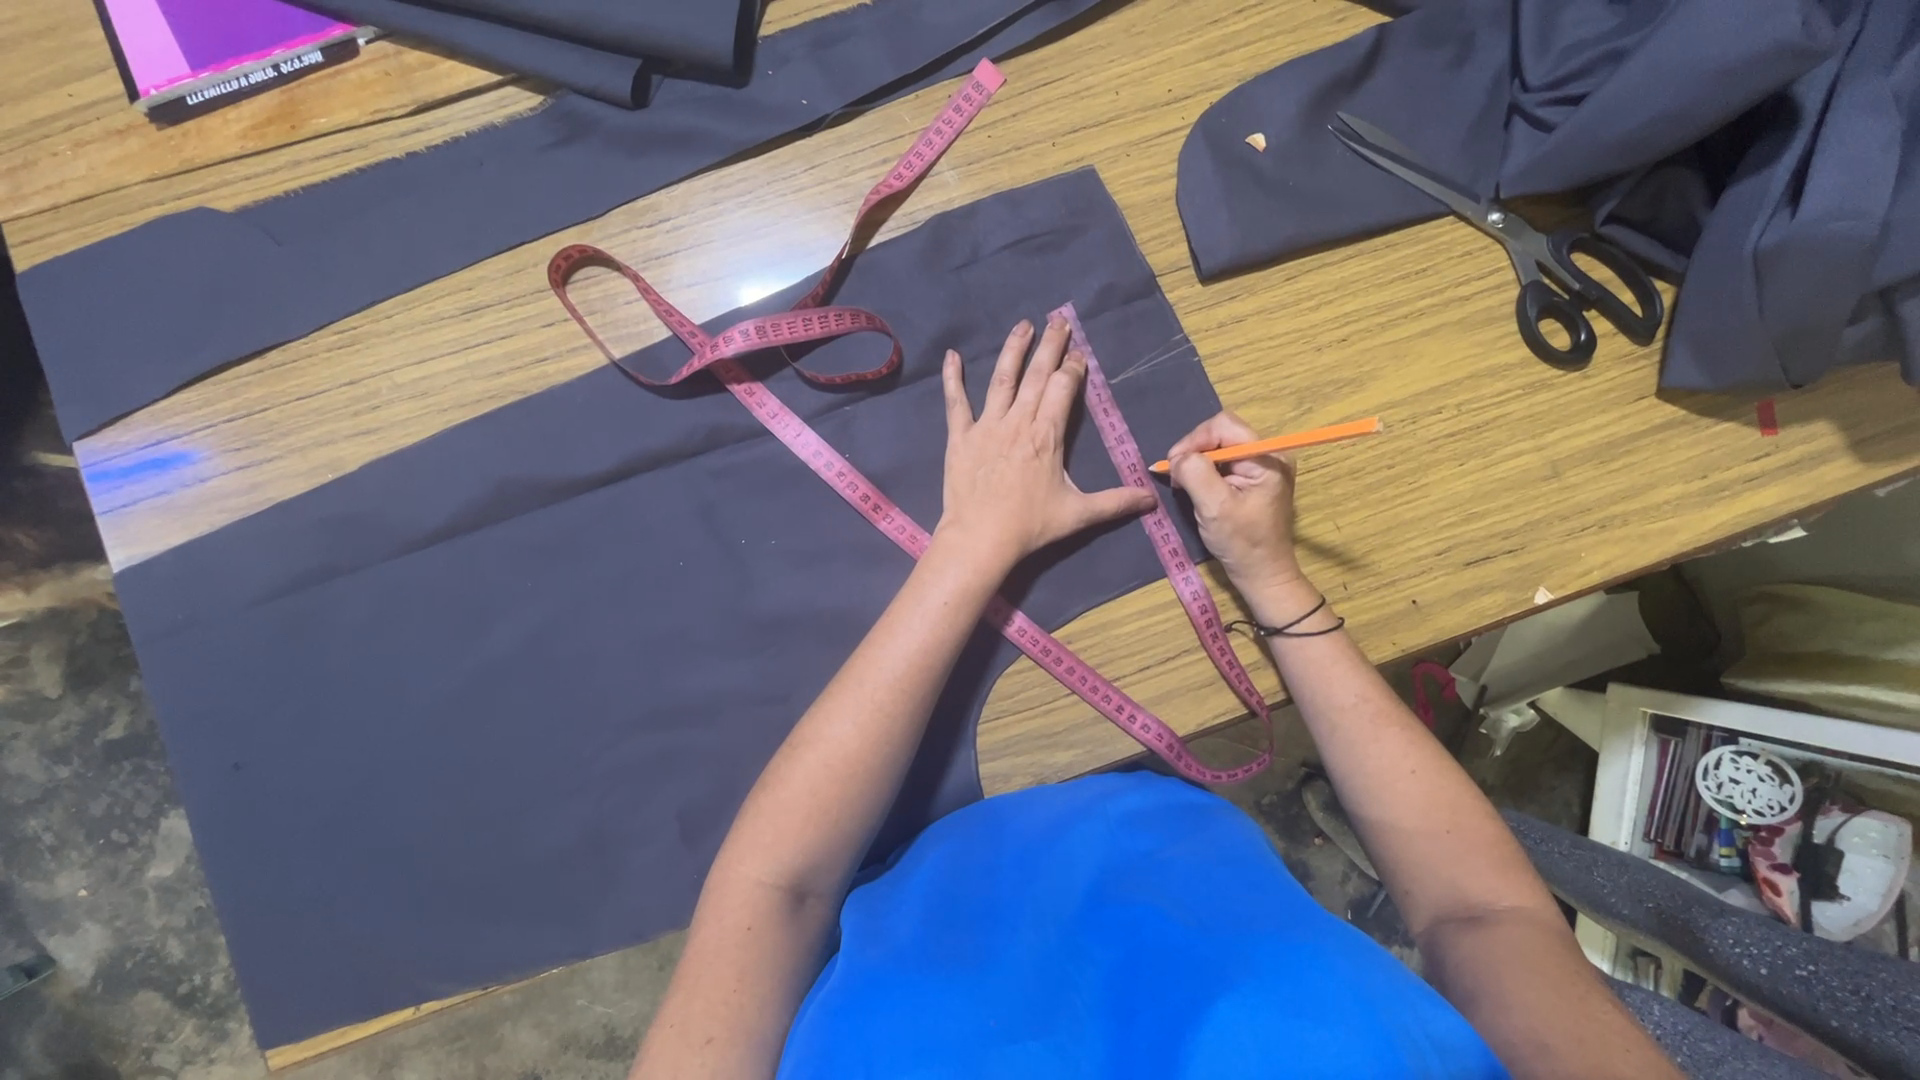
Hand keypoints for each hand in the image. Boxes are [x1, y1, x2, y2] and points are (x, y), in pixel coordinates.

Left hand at [934, 317, 1156, 572]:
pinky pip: (956, 403)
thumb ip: (1115, 502)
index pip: (1063, 389)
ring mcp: (987, 426)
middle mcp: (1018, 422)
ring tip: (1023, 325)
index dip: (1072, 369)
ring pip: (1002, 380)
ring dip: (1013, 350)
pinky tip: (952, 356)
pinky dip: (953, 379)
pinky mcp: (960, 437)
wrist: (980, 538)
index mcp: (1047, 435)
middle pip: (1037, 375)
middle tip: (1058, 320)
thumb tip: (1152, 500)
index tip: (1078, 355)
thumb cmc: (1030, 526)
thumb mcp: (1078, 514)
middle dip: (1050, 346)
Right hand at [1166, 411, 1303, 597]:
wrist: (1262, 573)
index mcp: (1268, 457)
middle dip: (1194, 451)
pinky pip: (1223, 462)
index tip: (1174, 466)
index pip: (1223, 425)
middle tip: (1176, 477)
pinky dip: (1204, 471)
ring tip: (1184, 484)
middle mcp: (1269, 454)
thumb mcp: (1214, 507)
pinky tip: (1196, 488)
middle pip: (1221, 433)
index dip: (1194, 440)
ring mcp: (1262, 465)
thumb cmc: (1242, 543)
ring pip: (1219, 446)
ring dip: (1197, 462)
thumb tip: (1178, 457)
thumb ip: (1195, 473)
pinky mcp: (1253, 478)